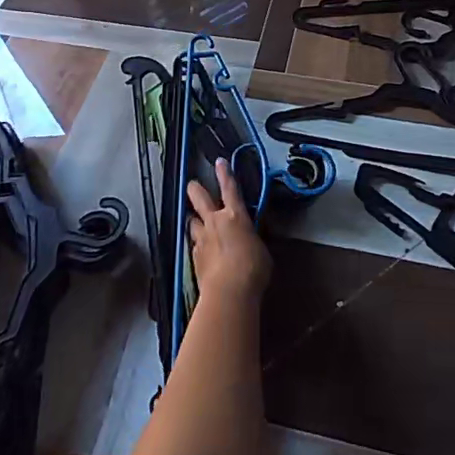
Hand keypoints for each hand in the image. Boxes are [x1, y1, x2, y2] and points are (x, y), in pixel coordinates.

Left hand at [188, 159, 270, 305]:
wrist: (229, 292)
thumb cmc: (253, 269)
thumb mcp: (261, 248)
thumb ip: (253, 237)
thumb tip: (250, 238)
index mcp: (236, 215)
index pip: (230, 188)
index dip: (225, 173)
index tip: (219, 162)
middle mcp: (215, 222)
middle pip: (199, 198)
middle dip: (195, 189)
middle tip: (193, 185)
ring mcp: (202, 239)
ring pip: (192, 221)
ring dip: (195, 220)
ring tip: (197, 221)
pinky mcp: (194, 258)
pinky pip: (194, 244)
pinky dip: (197, 243)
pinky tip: (201, 249)